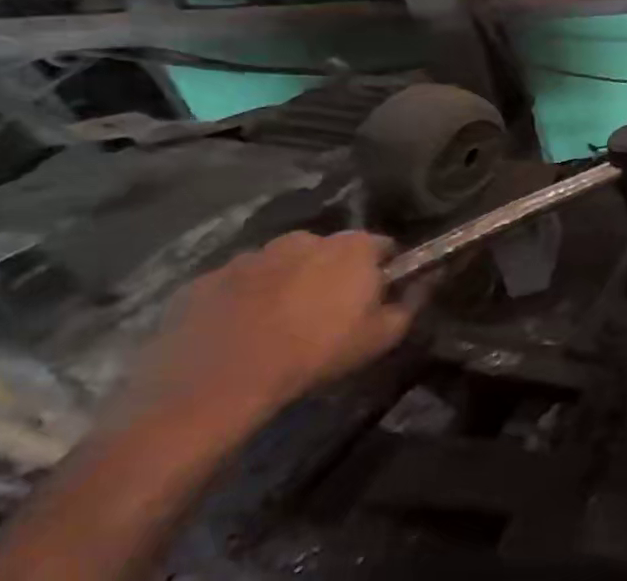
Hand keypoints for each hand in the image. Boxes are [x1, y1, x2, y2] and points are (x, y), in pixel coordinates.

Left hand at [114, 231, 422, 427]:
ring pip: (278, 266)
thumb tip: (425, 281)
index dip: (382, 270)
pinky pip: (233, 286)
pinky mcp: (202, 282)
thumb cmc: (314, 354)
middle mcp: (302, 239)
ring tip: (276, 325)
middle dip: (330, 274)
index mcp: (352, 246)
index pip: (382, 246)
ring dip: (284, 285)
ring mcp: (247, 258)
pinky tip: (236, 334)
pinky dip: (240, 301)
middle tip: (325, 313)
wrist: (215, 387)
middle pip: (327, 252)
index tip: (375, 297)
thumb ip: (411, 302)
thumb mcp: (383, 336)